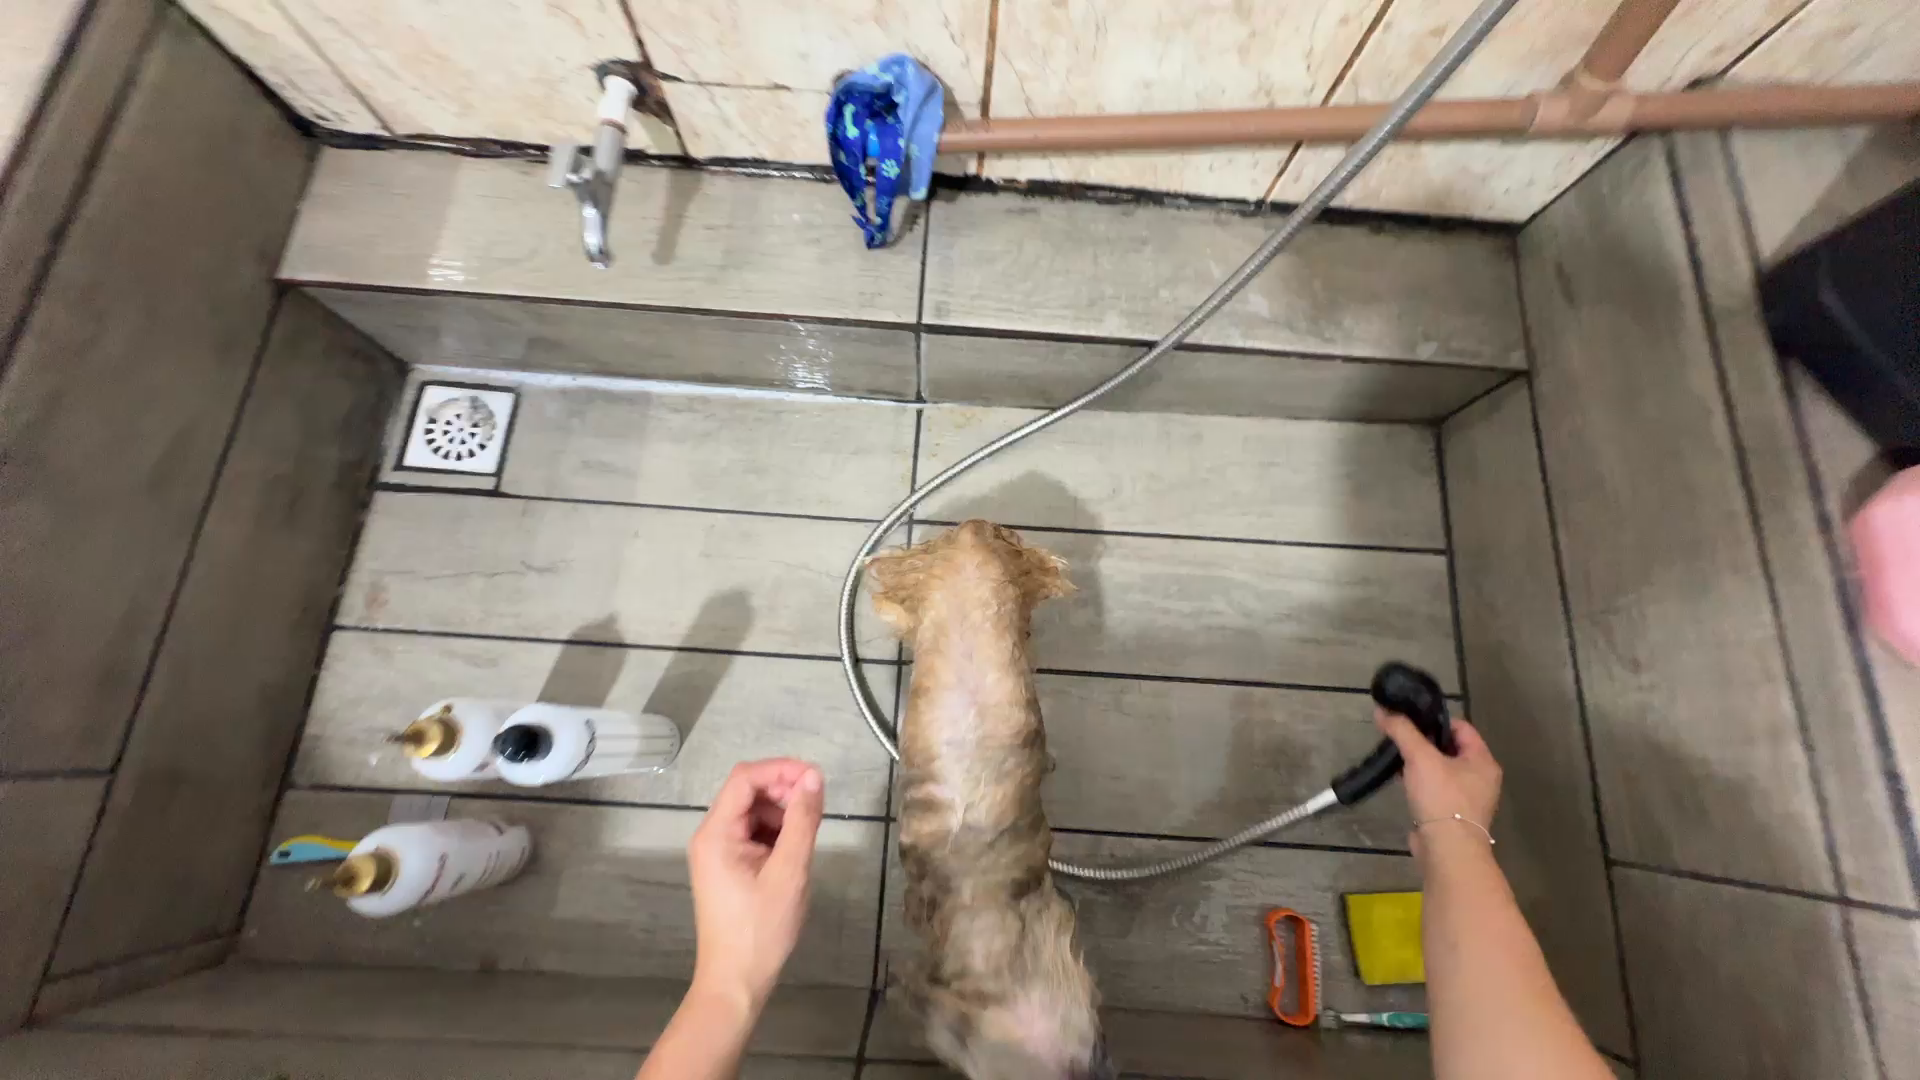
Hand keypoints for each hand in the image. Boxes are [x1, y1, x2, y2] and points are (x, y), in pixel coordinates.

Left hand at [687, 758, 824, 1010]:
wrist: (736, 983)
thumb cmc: (761, 929)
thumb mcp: (790, 871)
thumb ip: (802, 820)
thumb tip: (814, 777)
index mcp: (716, 833)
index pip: (746, 778)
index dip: (781, 769)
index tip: (815, 778)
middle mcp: (712, 835)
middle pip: (749, 791)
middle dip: (784, 789)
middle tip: (817, 804)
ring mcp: (719, 851)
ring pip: (754, 810)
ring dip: (783, 810)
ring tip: (809, 830)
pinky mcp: (729, 864)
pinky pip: (755, 831)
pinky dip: (778, 830)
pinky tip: (796, 847)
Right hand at [1376, 709, 1500, 851]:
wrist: (1447, 848)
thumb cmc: (1441, 797)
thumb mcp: (1419, 757)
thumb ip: (1401, 730)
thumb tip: (1382, 709)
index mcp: (1483, 761)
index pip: (1461, 727)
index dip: (1434, 719)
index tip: (1408, 720)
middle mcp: (1481, 777)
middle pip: (1450, 747)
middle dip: (1424, 741)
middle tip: (1399, 737)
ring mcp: (1469, 797)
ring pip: (1442, 768)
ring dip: (1421, 761)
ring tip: (1397, 757)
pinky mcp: (1454, 812)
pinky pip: (1437, 787)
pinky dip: (1421, 780)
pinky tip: (1403, 780)